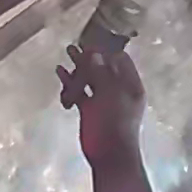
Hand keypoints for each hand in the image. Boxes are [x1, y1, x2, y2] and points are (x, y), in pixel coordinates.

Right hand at [56, 44, 144, 167]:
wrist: (109, 155)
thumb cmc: (115, 123)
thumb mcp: (110, 94)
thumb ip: (101, 73)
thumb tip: (94, 52)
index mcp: (130, 84)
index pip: (120, 59)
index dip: (108, 47)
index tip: (93, 36)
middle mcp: (118, 89)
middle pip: (104, 66)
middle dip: (90, 54)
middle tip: (77, 41)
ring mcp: (104, 99)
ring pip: (90, 77)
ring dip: (79, 65)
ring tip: (67, 51)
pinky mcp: (90, 109)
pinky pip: (80, 91)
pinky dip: (71, 82)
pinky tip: (61, 72)